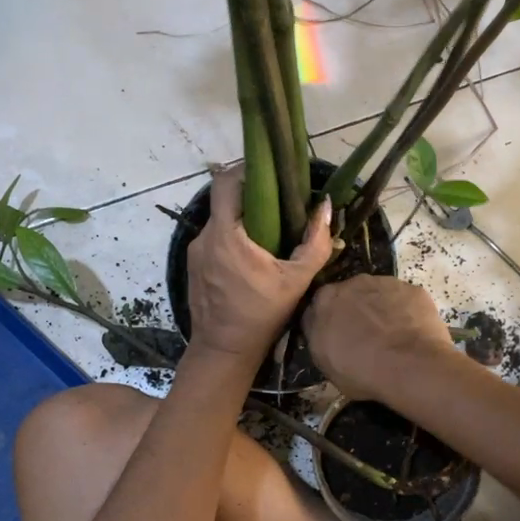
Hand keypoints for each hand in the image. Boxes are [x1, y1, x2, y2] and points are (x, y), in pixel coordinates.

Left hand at [185, 165, 331, 362]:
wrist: (224, 350)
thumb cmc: (261, 315)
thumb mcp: (297, 281)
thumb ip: (316, 243)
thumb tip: (326, 207)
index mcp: (226, 235)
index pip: (225, 182)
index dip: (245, 171)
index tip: (269, 174)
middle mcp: (205, 237)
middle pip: (224, 200)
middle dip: (250, 198)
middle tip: (277, 204)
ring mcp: (195, 251)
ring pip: (219, 221)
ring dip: (241, 221)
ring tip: (267, 232)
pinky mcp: (193, 265)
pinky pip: (213, 240)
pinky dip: (231, 239)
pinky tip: (250, 255)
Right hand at [304, 275, 454, 401]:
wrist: (408, 366)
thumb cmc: (360, 370)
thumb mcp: (326, 362)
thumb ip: (322, 338)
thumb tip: (327, 334)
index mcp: (324, 300)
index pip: (320, 307)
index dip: (329, 322)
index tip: (337, 337)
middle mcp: (351, 284)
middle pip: (350, 295)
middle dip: (355, 311)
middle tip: (364, 337)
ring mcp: (384, 283)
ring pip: (378, 294)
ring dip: (381, 309)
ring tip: (391, 336)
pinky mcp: (411, 289)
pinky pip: (404, 299)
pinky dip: (405, 312)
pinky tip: (411, 333)